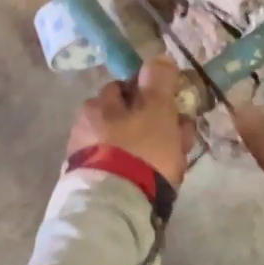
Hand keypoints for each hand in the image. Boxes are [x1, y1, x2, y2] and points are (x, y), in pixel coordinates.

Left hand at [67, 54, 195, 187]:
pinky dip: (138, 169)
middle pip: (126, 118)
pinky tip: (153, 180)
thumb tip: (159, 58)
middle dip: (153, 125)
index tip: (172, 109)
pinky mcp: (91, 185)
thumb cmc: (140, 151)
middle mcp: (84, 128)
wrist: (116, 207)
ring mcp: (85, 158)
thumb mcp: (156, 110)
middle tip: (179, 140)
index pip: (125, 88)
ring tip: (172, 165)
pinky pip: (122, 167)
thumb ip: (158, 82)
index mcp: (96, 106)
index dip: (151, 95)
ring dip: (149, 149)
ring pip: (126, 144)